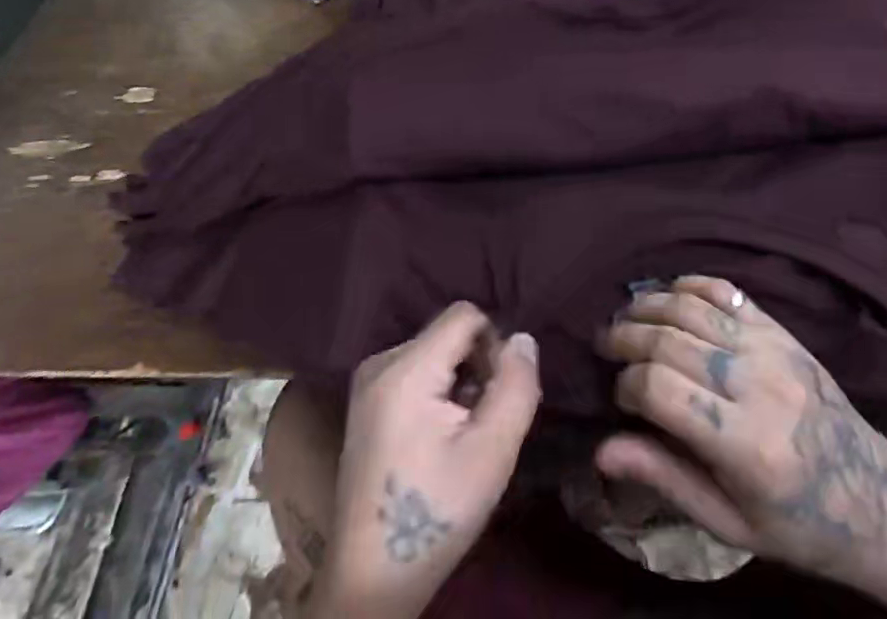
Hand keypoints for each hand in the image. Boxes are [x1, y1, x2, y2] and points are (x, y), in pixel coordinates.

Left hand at [312, 302, 541, 618]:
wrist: (372, 571)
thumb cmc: (437, 510)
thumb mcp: (492, 451)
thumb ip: (515, 386)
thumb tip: (522, 337)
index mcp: (405, 367)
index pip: (463, 315)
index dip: (494, 345)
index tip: (500, 394)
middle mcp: (379, 361)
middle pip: (446, 334)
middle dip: (477, 366)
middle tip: (486, 422)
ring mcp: (366, 381)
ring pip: (431, 354)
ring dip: (458, 383)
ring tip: (464, 436)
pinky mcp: (364, 402)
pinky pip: (412, 373)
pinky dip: (435, 393)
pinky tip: (439, 440)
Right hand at [595, 276, 886, 582]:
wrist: (879, 500)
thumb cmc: (795, 523)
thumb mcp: (727, 522)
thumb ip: (663, 477)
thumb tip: (600, 451)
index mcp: (745, 444)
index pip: (658, 388)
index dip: (625, 386)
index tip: (620, 398)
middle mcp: (758, 386)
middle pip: (667, 340)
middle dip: (624, 337)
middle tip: (605, 345)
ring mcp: (773, 351)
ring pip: (690, 308)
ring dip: (646, 306)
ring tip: (625, 318)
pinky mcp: (782, 332)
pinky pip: (725, 292)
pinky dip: (688, 285)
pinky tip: (667, 297)